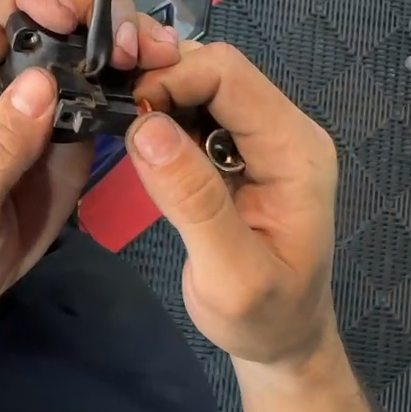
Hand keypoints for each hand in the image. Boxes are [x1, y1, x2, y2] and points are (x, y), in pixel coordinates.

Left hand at [0, 0, 179, 316]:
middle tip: (141, 43)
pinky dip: (133, 90)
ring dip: (125, 49)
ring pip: (82, 59)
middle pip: (49, 26)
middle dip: (98, 19)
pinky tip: (163, 91)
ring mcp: (38, 114)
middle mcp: (1, 89)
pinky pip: (101, 103)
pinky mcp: (67, 143)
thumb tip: (42, 85)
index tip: (73, 19)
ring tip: (166, 58)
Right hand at [126, 43, 339, 369]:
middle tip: (115, 114)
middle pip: (216, 69)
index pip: (229, 75)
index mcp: (295, 151)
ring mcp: (262, 138)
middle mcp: (284, 131)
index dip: (172, 78)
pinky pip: (197, 110)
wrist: (282, 341)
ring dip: (159, 94)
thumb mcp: (230, 275)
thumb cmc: (261, 317)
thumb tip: (147, 128)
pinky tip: (140, 140)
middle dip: (161, 78)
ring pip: (203, 84)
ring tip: (121, 124)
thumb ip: (194, 201)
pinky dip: (163, 114)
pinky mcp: (239, 150)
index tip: (127, 113)